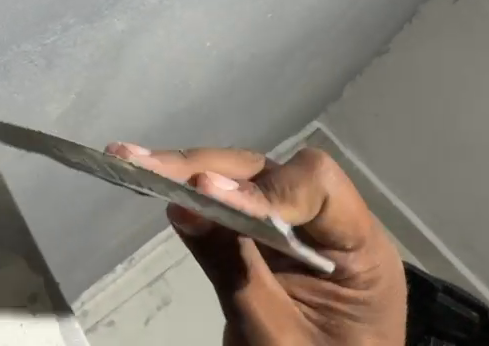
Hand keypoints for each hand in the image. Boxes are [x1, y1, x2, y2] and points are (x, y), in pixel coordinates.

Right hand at [106, 143, 406, 345]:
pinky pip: (227, 201)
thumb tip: (180, 204)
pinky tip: (146, 176)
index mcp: (359, 250)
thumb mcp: (276, 340)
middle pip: (266, 172)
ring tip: (129, 161)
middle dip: (203, 169)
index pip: (316, 185)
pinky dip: (187, 189)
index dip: (260, 187)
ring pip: (240, 177)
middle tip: (141, 164)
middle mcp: (329, 223)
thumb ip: (233, 271)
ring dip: (185, 170)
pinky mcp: (263, 235)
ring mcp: (294, 225)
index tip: (205, 191)